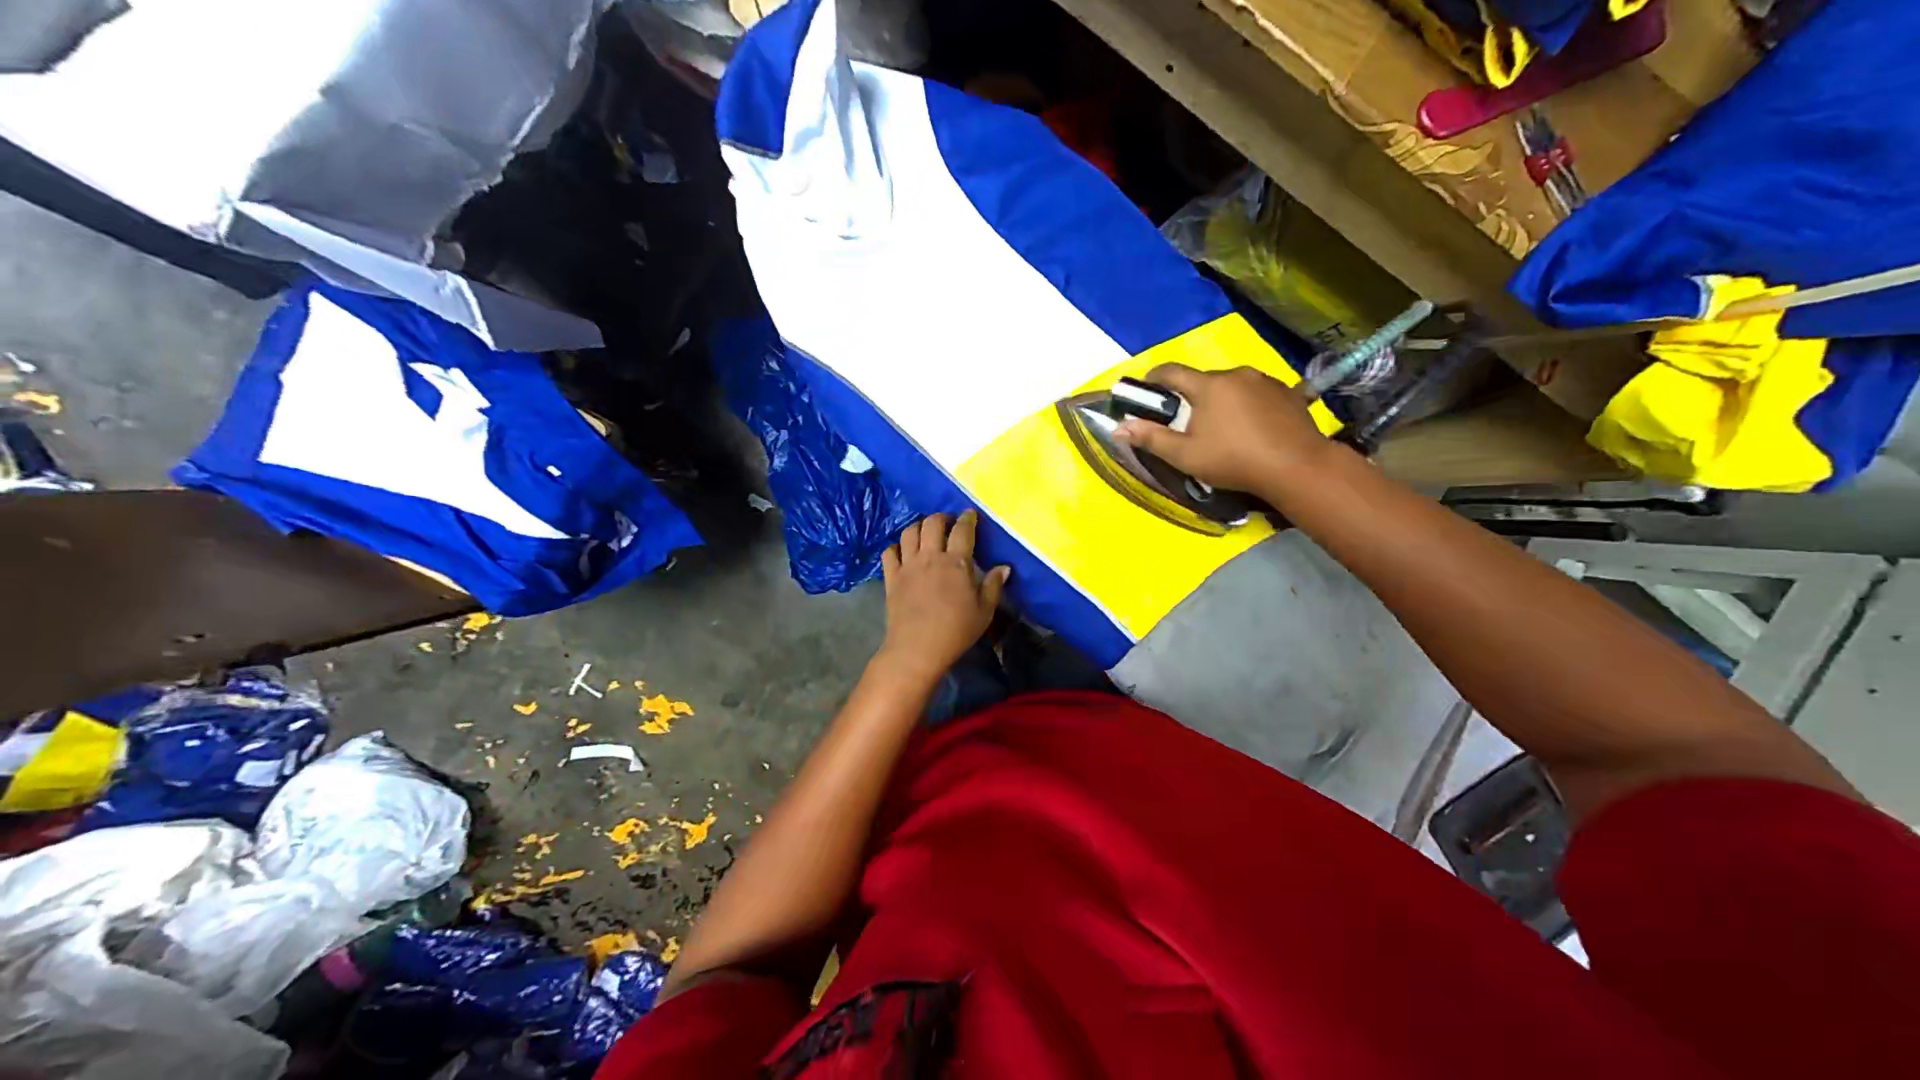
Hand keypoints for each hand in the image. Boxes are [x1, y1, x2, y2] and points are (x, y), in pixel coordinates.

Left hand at [875, 511, 1010, 681]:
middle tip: (948, 523)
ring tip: (925, 532)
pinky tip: (903, 551)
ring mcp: (907, 565)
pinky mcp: (891, 577)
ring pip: (909, 532)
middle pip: (932, 523)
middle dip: (941, 517)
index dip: (967, 519)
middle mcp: (930, 556)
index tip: (970, 515)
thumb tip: (1004, 567)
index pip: (962, 530)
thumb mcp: (984, 611)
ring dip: (918, 527)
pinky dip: (896, 547)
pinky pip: (889, 552)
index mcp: (956, 562)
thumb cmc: (956, 631)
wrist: (917, 649)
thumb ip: (993, 586)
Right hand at [1113, 364, 1333, 500]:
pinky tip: (1252, 427)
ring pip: (1232, 385)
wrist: (1297, 466)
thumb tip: (1119, 427)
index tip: (1145, 389)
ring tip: (1223, 427)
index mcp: (1208, 385)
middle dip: (1191, 396)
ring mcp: (1265, 380)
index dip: (1154, 377)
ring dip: (1222, 400)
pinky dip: (1248, 404)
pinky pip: (1257, 392)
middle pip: (1204, 380)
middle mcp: (1236, 374)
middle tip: (1187, 422)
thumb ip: (1151, 439)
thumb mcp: (1186, 456)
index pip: (1171, 371)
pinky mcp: (1288, 392)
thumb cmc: (1234, 461)